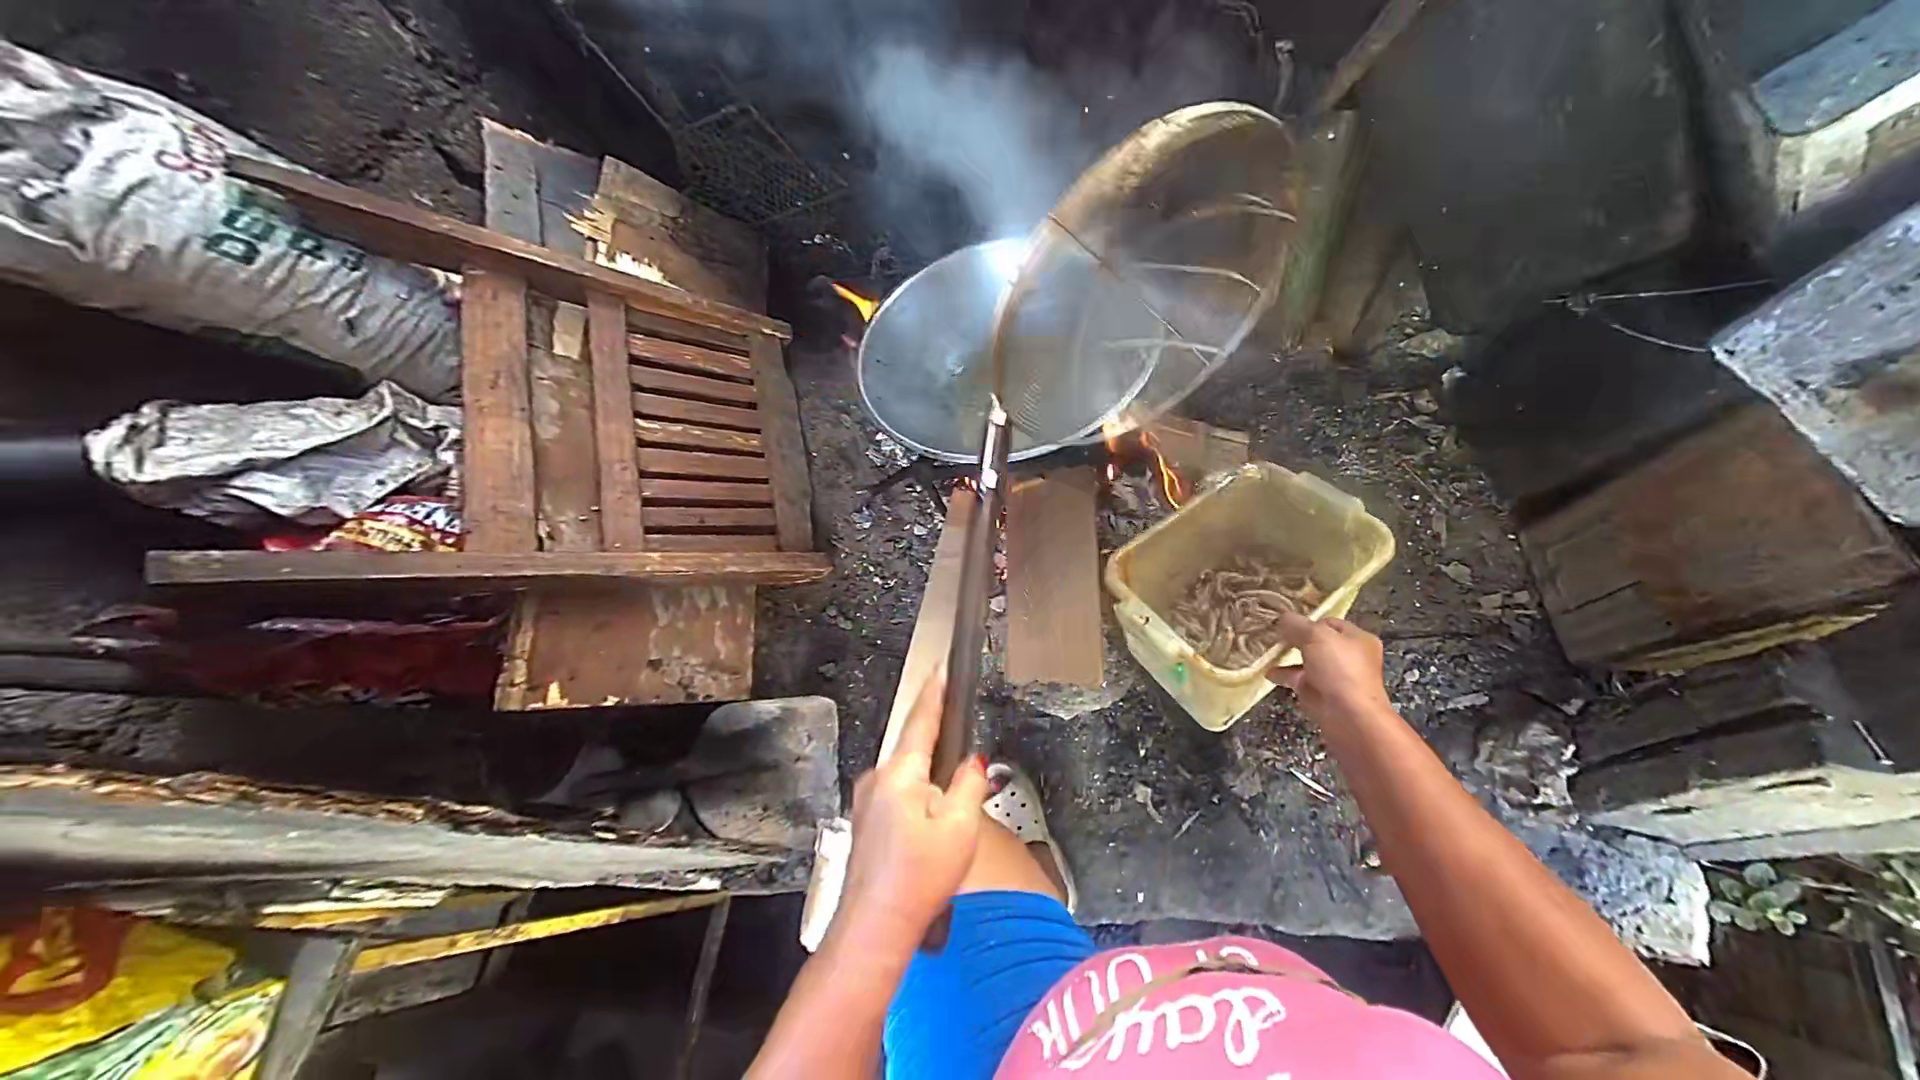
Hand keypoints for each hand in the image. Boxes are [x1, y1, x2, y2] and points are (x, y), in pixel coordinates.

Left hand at [833, 671, 989, 952]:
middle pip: (917, 754)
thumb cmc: (917, 878)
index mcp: (899, 773)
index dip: (935, 693)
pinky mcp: (866, 822)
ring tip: (946, 834)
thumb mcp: (961, 826)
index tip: (941, 669)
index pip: (921, 720)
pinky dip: (917, 809)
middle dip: (942, 764)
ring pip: (909, 781)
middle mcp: (876, 779)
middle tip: (964, 793)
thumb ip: (970, 782)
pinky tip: (928, 842)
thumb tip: (974, 761)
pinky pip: (898, 800)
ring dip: (931, 794)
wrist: (875, 926)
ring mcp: (867, 801)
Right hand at [1268, 612, 1392, 723]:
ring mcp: (1335, 676)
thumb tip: (1282, 618)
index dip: (1309, 621)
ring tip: (1268, 651)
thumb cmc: (1339, 669)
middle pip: (1318, 642)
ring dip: (1288, 657)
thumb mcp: (1316, 636)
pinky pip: (1298, 679)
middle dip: (1296, 639)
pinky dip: (1284, 675)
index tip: (1287, 623)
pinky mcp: (1320, 693)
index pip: (1330, 623)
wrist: (1348, 715)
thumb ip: (1297, 624)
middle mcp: (1349, 657)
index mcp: (1358, 639)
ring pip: (1307, 661)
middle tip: (1274, 635)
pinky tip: (1268, 672)